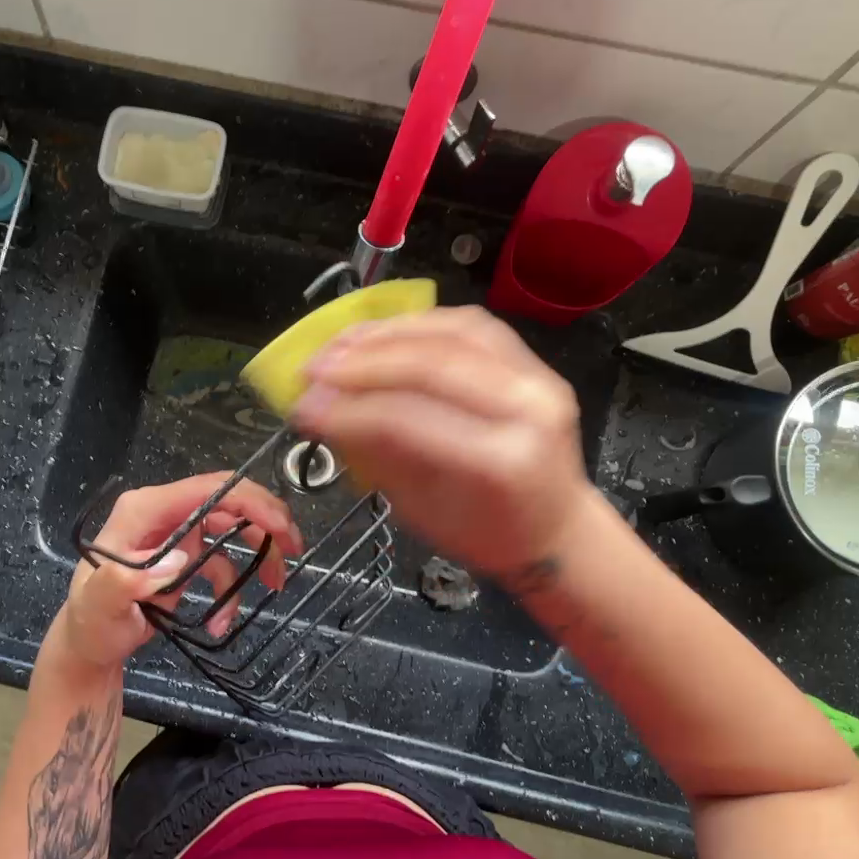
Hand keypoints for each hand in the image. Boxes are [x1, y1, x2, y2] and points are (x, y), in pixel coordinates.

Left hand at [54, 473, 302, 669]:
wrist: (89, 644)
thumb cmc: (92, 621)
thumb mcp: (101, 604)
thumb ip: (128, 580)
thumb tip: (178, 559)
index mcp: (144, 510)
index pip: (206, 489)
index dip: (248, 500)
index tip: (280, 525)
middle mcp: (163, 514)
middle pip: (227, 501)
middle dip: (265, 521)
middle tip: (294, 548)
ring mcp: (176, 534)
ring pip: (232, 530)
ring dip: (260, 555)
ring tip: (278, 584)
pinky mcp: (183, 557)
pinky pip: (221, 564)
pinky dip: (230, 591)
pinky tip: (224, 622)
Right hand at [292, 306, 597, 576]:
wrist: (554, 528)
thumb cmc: (483, 534)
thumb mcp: (420, 509)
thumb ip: (378, 455)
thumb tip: (324, 412)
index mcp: (499, 463)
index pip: (410, 420)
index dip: (349, 409)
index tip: (304, 407)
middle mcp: (527, 410)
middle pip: (432, 365)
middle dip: (362, 363)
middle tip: (313, 369)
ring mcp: (537, 379)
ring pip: (452, 333)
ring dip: (386, 334)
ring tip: (339, 344)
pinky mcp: (532, 363)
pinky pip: (470, 326)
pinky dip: (420, 324)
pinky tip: (382, 335)